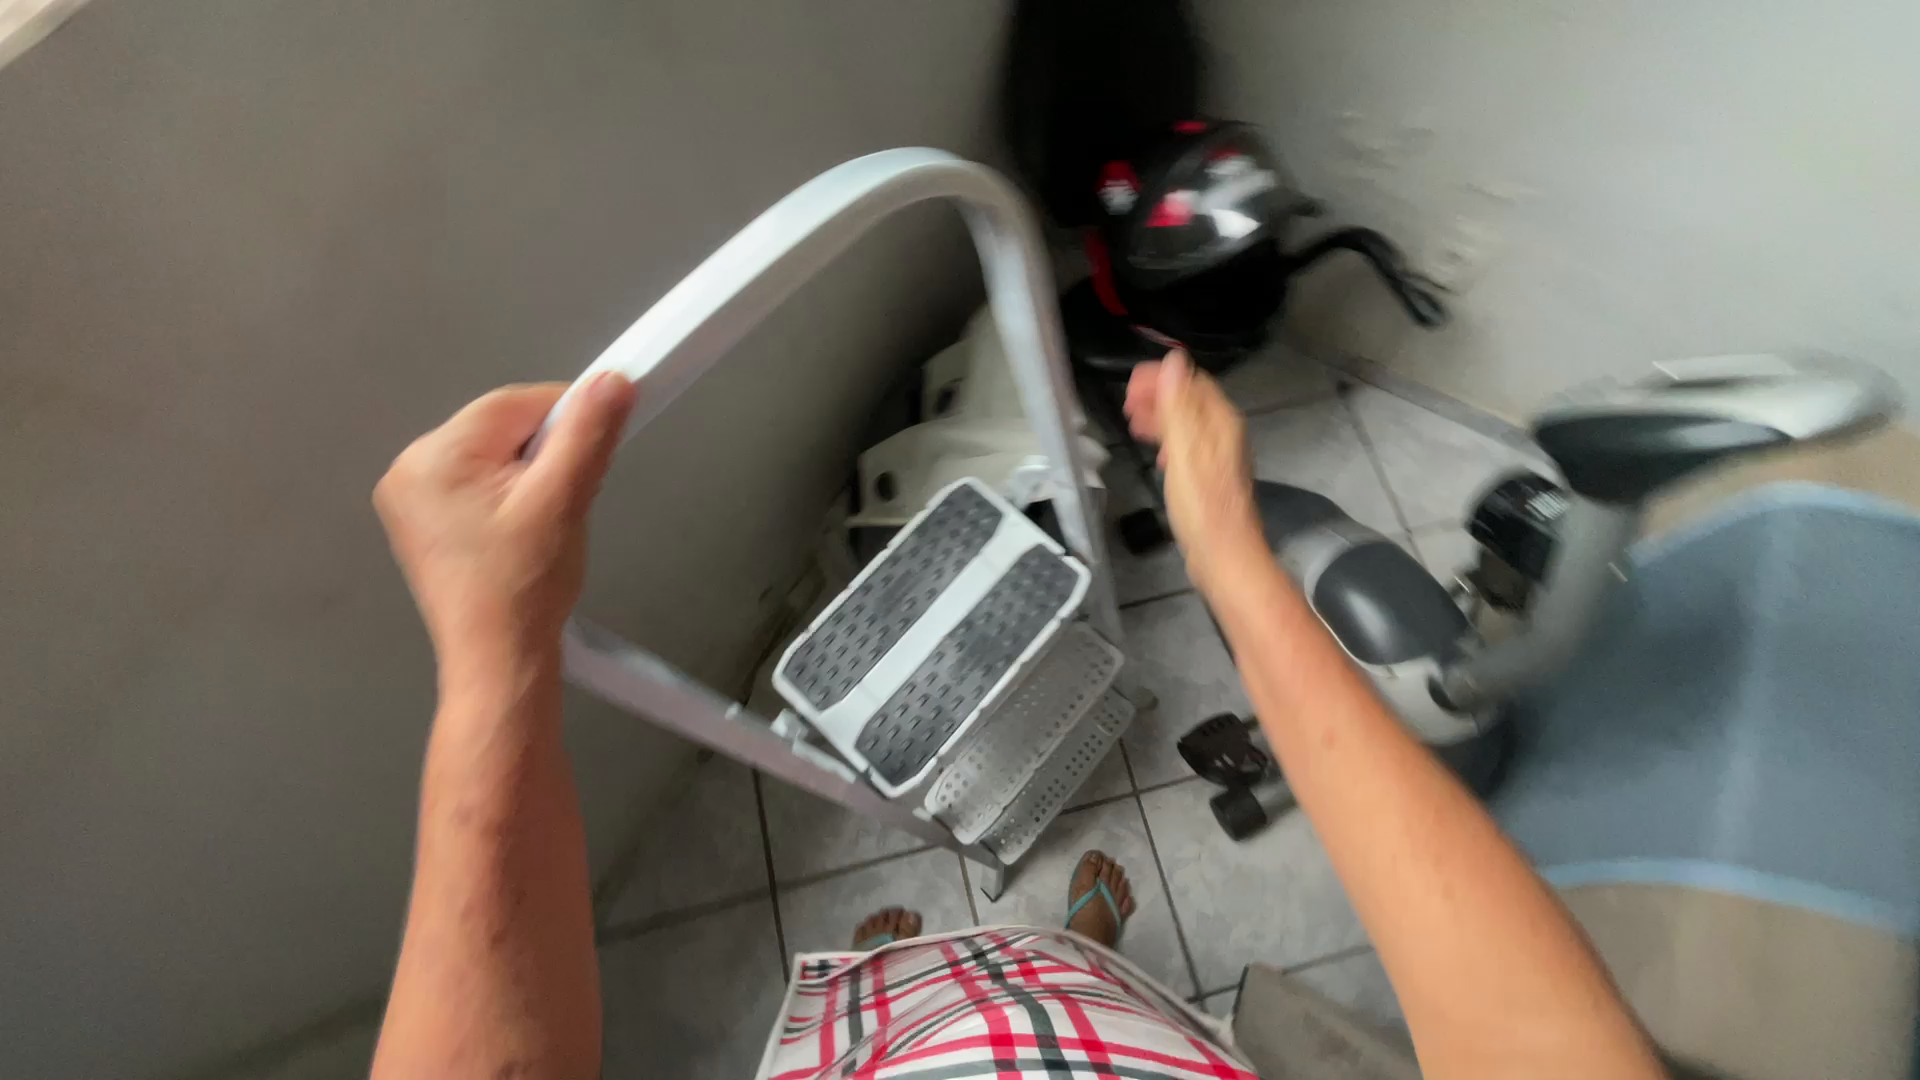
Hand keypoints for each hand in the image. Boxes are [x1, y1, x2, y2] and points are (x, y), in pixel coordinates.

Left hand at [374, 374, 636, 681]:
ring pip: (497, 457)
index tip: (603, 439)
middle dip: (550, 452)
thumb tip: (612, 381)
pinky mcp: (429, 523)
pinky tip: (530, 528)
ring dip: (536, 474)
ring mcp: (413, 499)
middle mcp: (410, 469)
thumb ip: (587, 435)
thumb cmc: (527, 584)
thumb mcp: (563, 502)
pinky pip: (483, 484)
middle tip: (575, 494)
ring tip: (553, 518)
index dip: (567, 413)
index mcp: (433, 457)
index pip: (514, 403)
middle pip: (503, 429)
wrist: (501, 659)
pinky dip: (516, 494)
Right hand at [1123, 350, 1263, 591]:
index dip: (1161, 377)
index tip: (1131, 382)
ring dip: (1160, 417)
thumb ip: (1178, 405)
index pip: (1191, 382)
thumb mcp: (1184, 450)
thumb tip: (1173, 361)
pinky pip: (1187, 446)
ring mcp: (1218, 456)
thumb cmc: (1202, 505)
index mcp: (1220, 422)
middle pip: (1190, 401)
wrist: (1222, 554)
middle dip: (1158, 395)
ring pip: (1187, 424)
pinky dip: (1167, 441)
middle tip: (1127, 402)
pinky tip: (1155, 453)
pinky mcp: (1209, 477)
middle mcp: (1223, 434)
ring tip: (1133, 422)